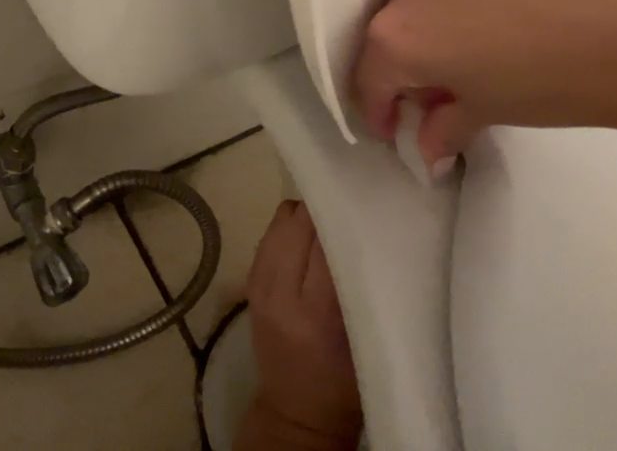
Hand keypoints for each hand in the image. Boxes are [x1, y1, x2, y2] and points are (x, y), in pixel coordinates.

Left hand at [239, 201, 360, 450]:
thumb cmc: (344, 383)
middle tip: (348, 210)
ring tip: (328, 223)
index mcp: (315, 313)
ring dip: (304, 216)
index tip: (365, 203)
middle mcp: (279, 292)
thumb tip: (368, 230)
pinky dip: (289, 229)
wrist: (295, 413)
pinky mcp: (249, 283)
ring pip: (279, 220)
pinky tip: (307, 240)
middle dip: (322, 209)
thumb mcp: (365, 337)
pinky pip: (269, 235)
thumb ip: (362, 285)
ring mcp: (258, 285)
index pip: (323, 240)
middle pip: (296, 221)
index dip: (342, 216)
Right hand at [351, 0, 616, 166]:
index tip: (393, 127)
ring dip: (435, 20)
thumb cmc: (551, 85)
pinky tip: (506, 8)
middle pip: (391, 29)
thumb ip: (443, 125)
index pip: (369, 77)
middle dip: (407, 61)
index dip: (378, 109)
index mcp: (396, 38)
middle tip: (441, 87)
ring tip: (477, 42)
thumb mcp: (488, 112)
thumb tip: (428, 148)